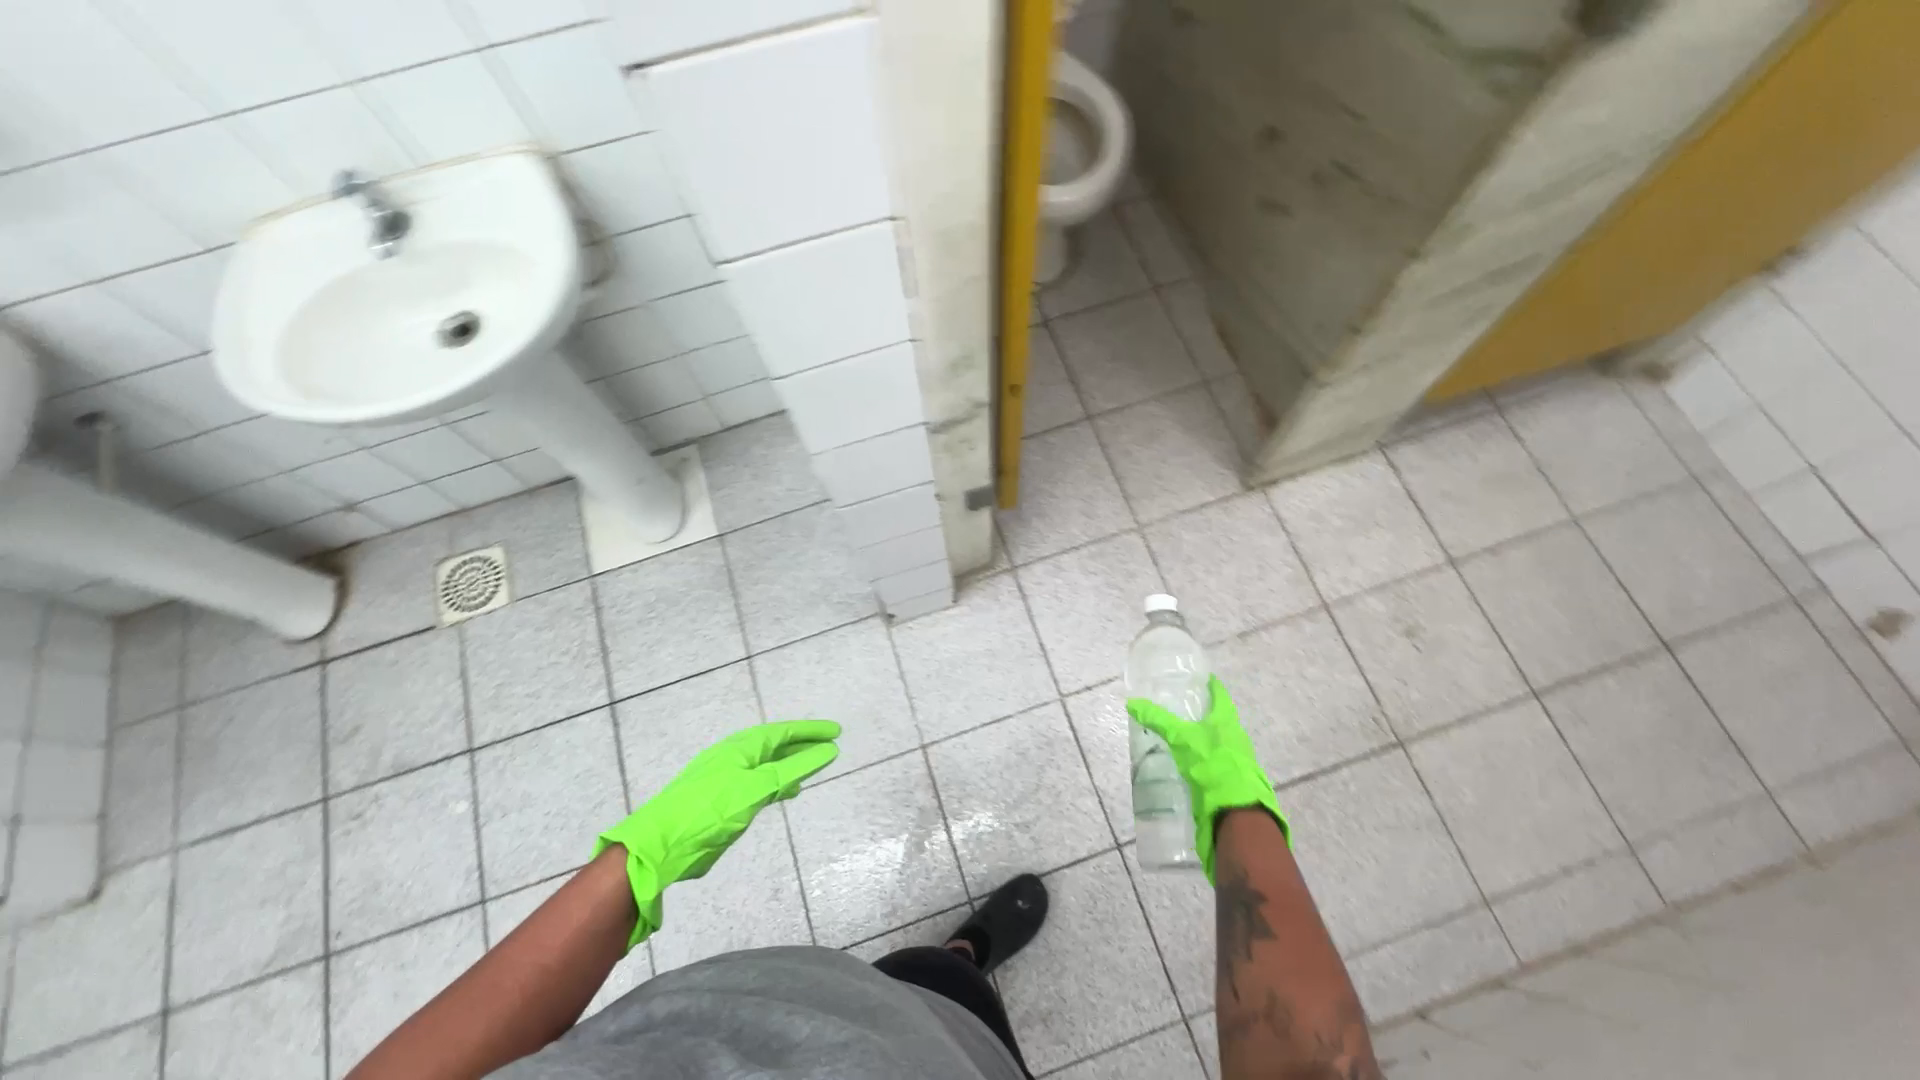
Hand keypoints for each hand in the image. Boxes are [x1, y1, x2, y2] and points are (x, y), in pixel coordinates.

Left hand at [594, 720, 839, 948]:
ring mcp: (725, 779)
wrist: (660, 846)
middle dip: (801, 744)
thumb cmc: (709, 812)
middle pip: (773, 745)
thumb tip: (828, 751)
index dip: (809, 731)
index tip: (836, 732)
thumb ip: (792, 772)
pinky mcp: (721, 801)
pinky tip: (784, 794)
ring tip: (811, 770)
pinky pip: (757, 782)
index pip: (781, 732)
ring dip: (789, 764)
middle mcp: (733, 758)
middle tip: (829, 746)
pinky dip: (776, 783)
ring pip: (765, 765)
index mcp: (739, 749)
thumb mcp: (755, 790)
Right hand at [1125, 676, 1286, 883]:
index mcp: (1226, 721)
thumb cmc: (1209, 761)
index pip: (1221, 697)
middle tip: (1190, 709)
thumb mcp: (1179, 737)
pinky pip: (1220, 762)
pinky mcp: (1233, 778)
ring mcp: (1238, 758)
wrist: (1233, 805)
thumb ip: (1157, 720)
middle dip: (1209, 714)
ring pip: (1223, 741)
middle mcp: (1236, 736)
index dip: (1213, 687)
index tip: (1205, 680)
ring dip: (1209, 738)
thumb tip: (1131, 702)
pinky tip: (1195, 763)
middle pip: (1224, 719)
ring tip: (1188, 736)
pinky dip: (1208, 758)